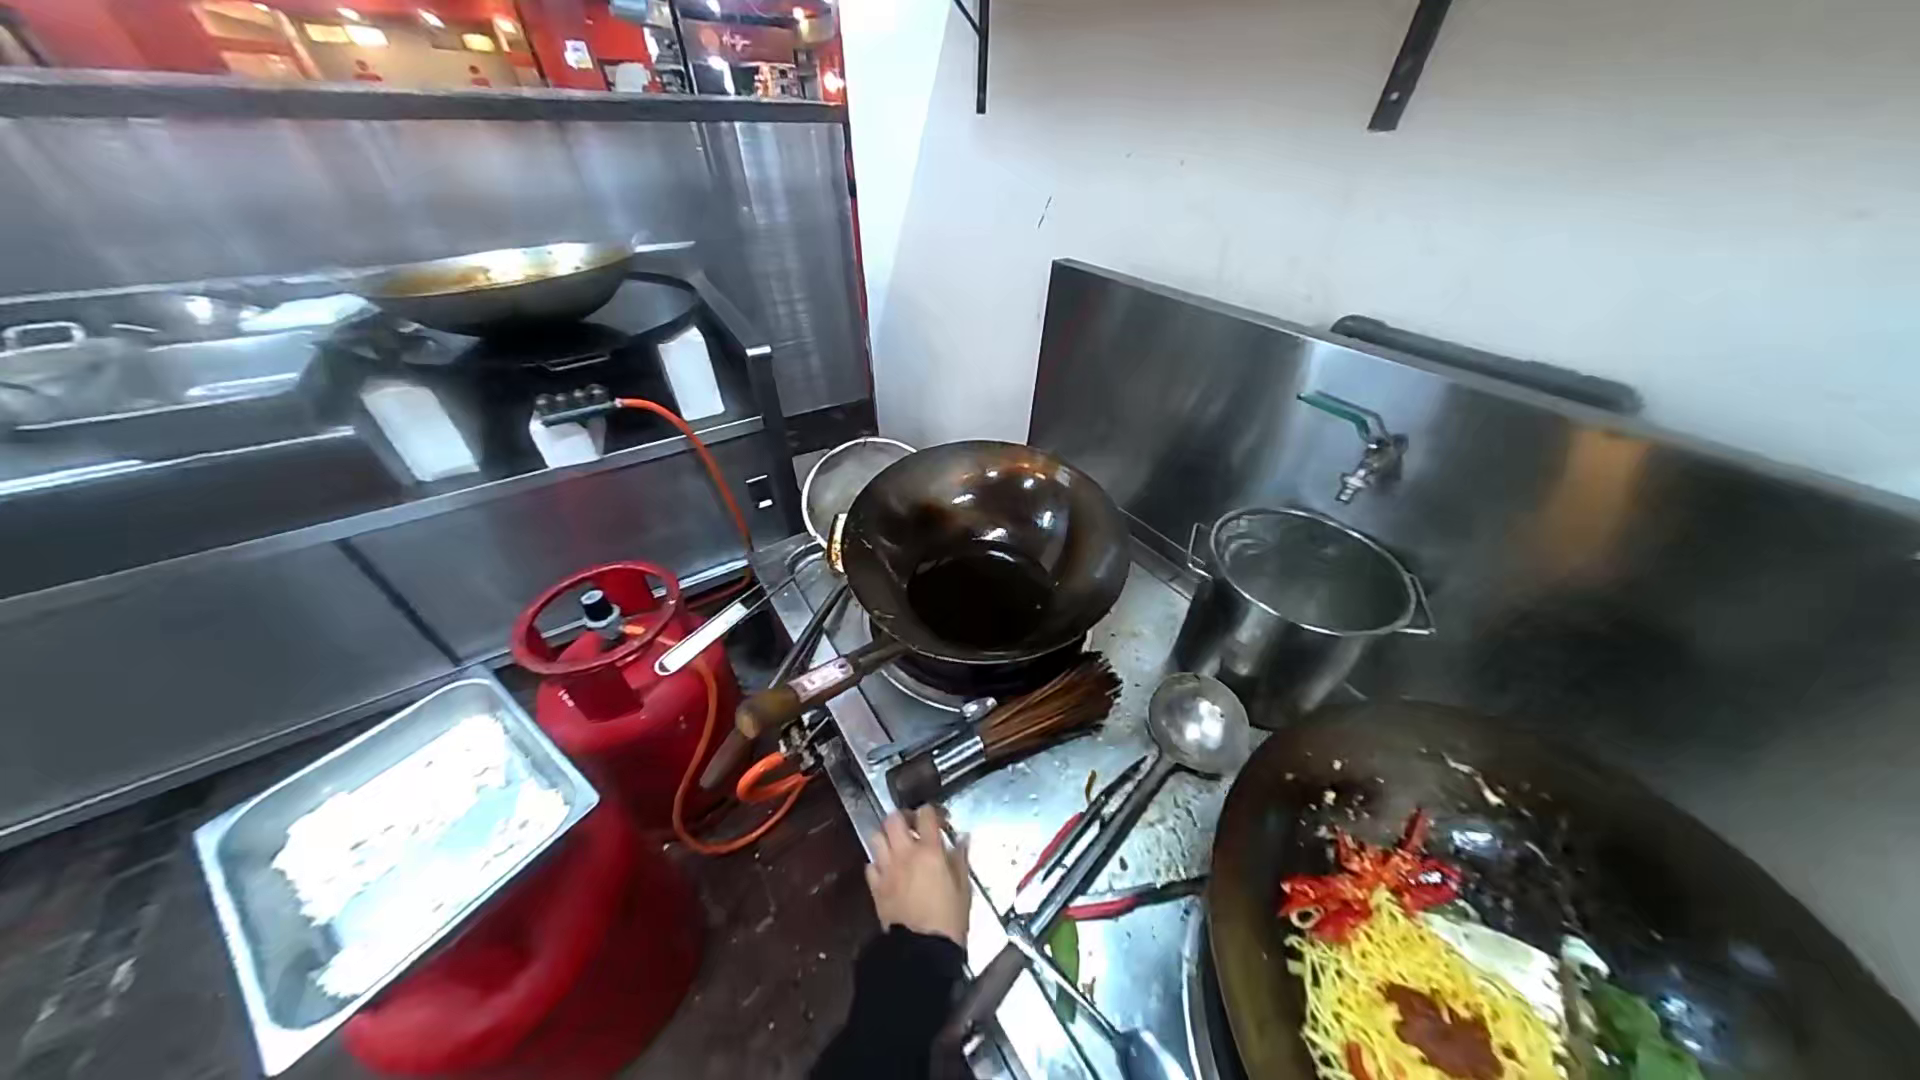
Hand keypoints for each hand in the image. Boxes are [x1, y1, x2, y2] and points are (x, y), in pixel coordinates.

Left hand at [865, 806, 970, 945]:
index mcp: (929, 851)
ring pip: (876, 837)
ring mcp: (887, 870)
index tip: (938, 821)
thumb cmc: (949, 920)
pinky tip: (888, 870)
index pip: (925, 814)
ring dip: (886, 837)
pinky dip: (877, 862)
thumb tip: (963, 838)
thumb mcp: (963, 888)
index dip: (931, 812)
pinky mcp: (875, 888)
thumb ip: (960, 859)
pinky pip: (870, 865)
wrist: (923, 952)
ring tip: (897, 845)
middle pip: (893, 819)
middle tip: (912, 827)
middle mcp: (905, 854)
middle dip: (902, 818)